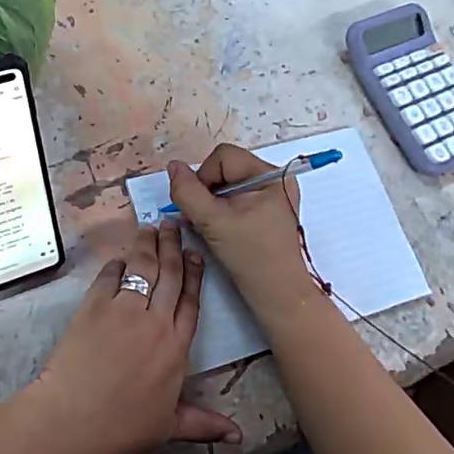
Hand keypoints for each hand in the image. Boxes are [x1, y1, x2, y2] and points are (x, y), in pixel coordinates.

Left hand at [21, 224, 240, 453]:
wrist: (75, 420)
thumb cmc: (124, 429)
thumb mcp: (169, 427)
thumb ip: (204, 423)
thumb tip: (239, 437)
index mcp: (177, 347)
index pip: (191, 301)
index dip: (194, 275)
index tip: (194, 255)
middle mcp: (155, 322)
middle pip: (169, 275)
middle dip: (172, 247)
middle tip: (172, 225)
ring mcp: (124, 310)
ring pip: (142, 267)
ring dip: (147, 245)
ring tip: (150, 228)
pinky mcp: (94, 305)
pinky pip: (109, 277)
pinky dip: (116, 265)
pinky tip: (119, 258)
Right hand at [166, 145, 318, 314]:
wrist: (279, 296)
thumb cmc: (251, 257)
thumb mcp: (212, 221)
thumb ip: (187, 191)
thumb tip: (174, 166)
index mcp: (271, 175)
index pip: (222, 157)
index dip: (203, 178)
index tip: (200, 208)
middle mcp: (276, 180)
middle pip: (225, 169)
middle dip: (207, 191)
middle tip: (201, 218)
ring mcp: (274, 196)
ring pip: (228, 185)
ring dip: (212, 202)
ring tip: (209, 226)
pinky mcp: (269, 211)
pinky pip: (237, 198)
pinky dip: (222, 210)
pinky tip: (219, 230)